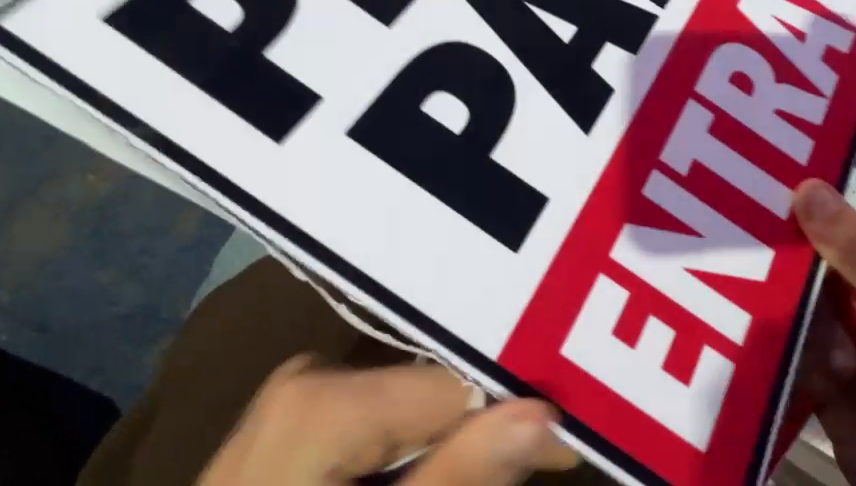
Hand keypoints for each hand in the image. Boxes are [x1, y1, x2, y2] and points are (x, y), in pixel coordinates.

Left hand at [197, 357, 579, 485]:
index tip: (567, 449)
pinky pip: (374, 422)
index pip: (455, 381)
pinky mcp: (288, 424)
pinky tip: (417, 478)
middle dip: (481, 431)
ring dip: (449, 447)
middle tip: (529, 469)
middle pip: (433, 389)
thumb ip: (458, 480)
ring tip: (478, 471)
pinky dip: (407, 455)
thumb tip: (543, 416)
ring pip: (409, 406)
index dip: (516, 416)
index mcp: (320, 401)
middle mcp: (306, 378)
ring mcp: (292, 400)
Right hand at [792, 129, 855, 485]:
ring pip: (798, 256)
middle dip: (796, 210)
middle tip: (748, 192)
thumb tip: (806, 186)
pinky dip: (791, 326)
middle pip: (829, 208)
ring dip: (792, 281)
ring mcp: (845, 296)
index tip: (798, 120)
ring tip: (788, 296)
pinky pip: (785, 303)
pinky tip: (819, 364)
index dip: (852, 140)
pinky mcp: (814, 331)